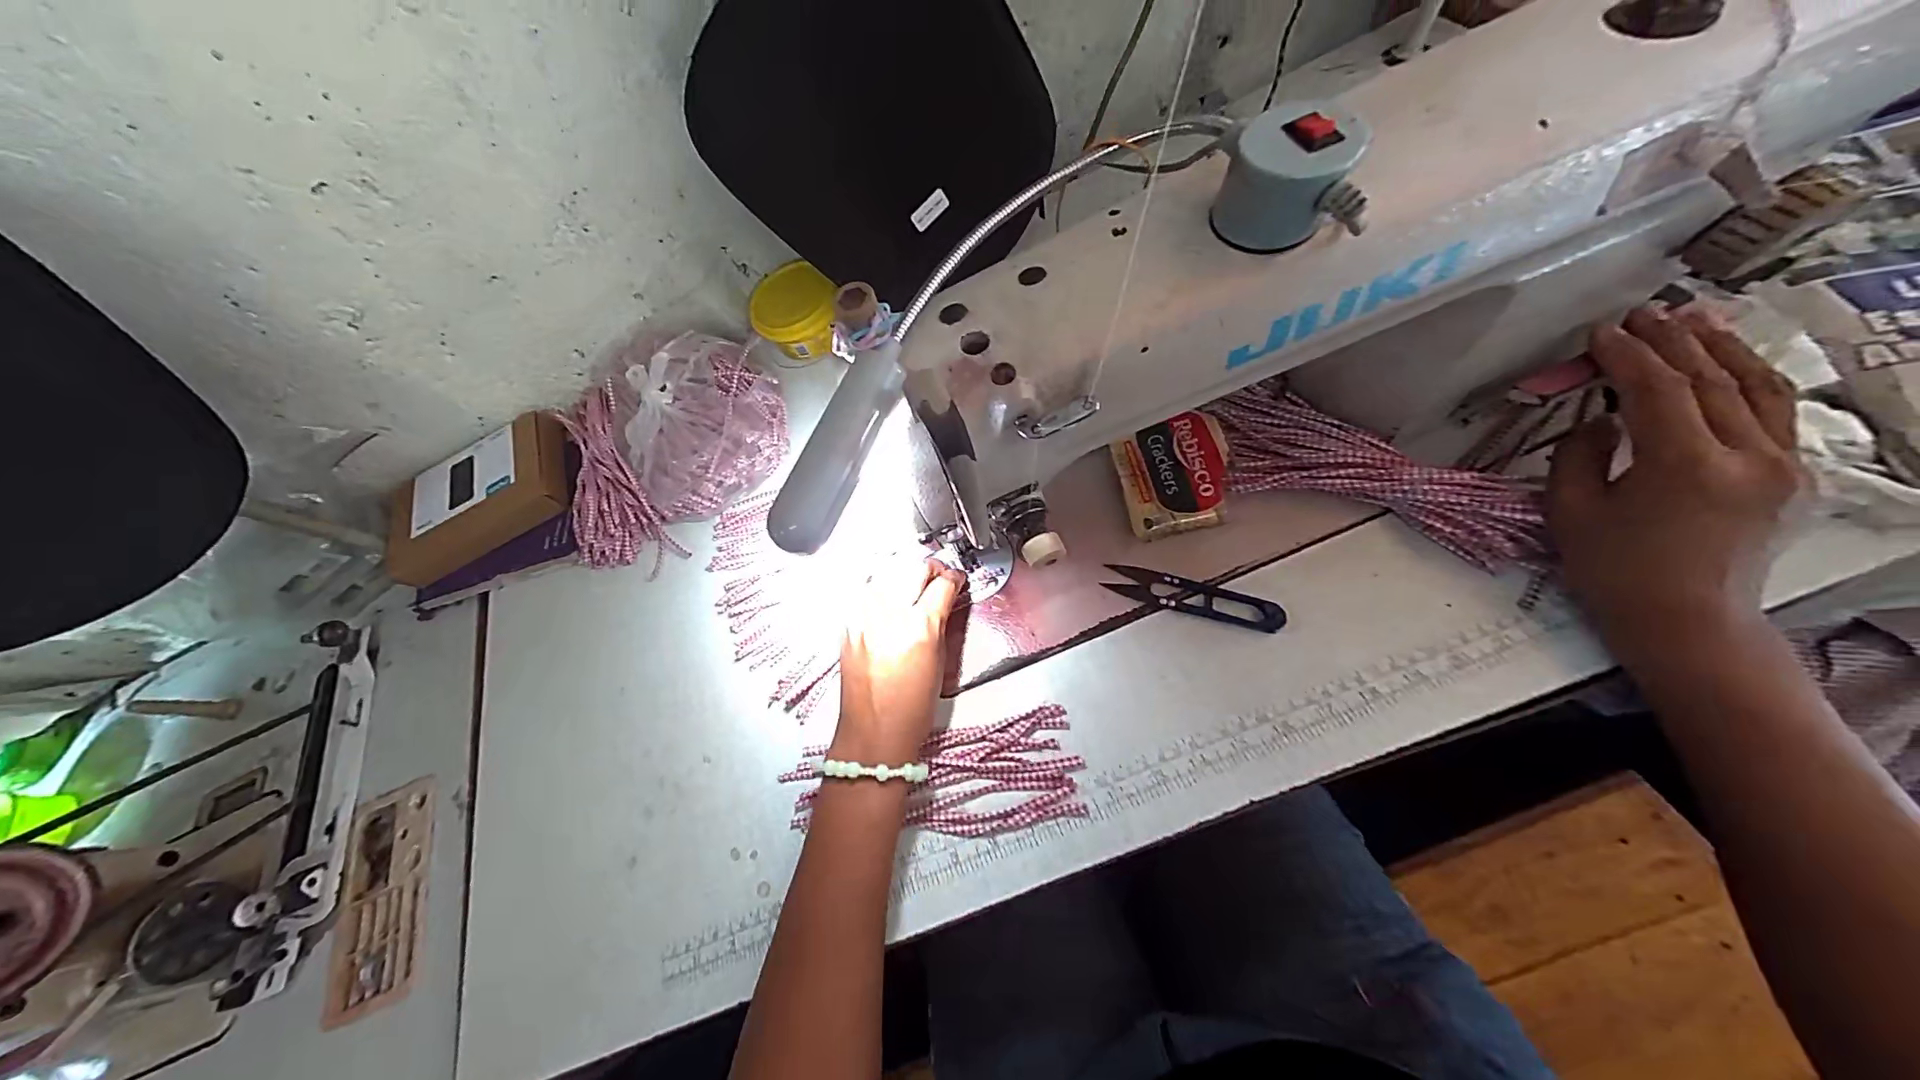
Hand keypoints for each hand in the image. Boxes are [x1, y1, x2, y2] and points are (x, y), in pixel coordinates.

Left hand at [831, 559, 963, 764]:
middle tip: (937, 575)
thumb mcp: (940, 663)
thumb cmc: (910, 710)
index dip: (954, 577)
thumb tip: (943, 600)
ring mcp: (863, 618)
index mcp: (919, 629)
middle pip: (912, 566)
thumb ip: (940, 624)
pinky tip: (889, 595)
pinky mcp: (847, 625)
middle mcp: (888, 617)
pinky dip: (880, 586)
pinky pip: (865, 590)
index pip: (941, 583)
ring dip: (903, 571)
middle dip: (930, 566)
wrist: (873, 732)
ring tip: (912, 582)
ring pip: (885, 570)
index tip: (956, 579)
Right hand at [1547, 306, 1802, 641]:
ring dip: (1721, 349)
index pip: (1658, 391)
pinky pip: (1777, 414)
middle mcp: (1750, 458)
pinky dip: (1749, 380)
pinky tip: (1729, 363)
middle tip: (1642, 314)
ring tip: (1695, 319)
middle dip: (1672, 342)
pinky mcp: (1796, 477)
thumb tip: (1603, 420)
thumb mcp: (1571, 512)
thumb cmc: (1614, 572)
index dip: (1626, 356)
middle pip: (1710, 380)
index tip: (1600, 333)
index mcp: (1686, 468)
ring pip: (1758, 388)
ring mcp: (1785, 466)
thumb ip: (1580, 455)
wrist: (1687, 622)